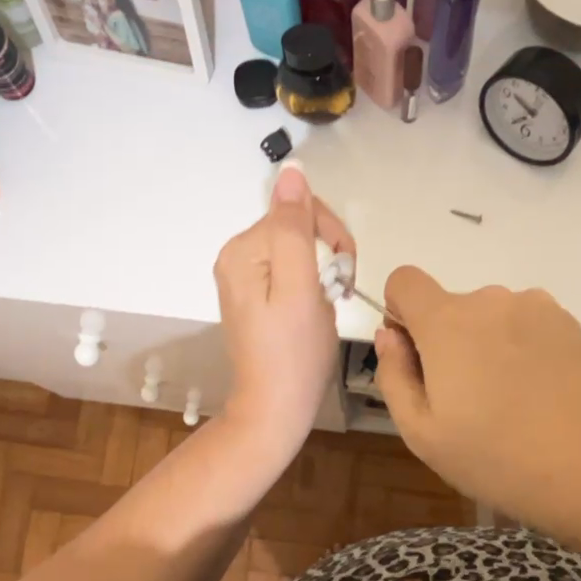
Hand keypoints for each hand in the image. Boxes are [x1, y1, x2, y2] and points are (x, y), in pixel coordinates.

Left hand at [214, 162, 352, 450]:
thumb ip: (294, 228)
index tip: (344, 275)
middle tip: (339, 292)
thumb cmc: (293, 353)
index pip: (298, 210)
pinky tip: (317, 311)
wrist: (275, 409)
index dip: (332, 235)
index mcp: (242, 249)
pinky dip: (312, 287)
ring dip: (323, 272)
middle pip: (296, 227)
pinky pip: (291, 274)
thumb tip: (291, 171)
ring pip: (299, 251)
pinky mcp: (255, 299)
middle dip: (328, 253)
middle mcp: (236, 257)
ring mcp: (244, 280)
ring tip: (329, 305)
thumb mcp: (300, 286)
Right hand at [372, 266, 580, 541]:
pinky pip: (527, 329)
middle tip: (465, 405)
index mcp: (448, 323)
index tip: (415, 360)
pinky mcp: (573, 326)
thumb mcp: (424, 435)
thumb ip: (395, 377)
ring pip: (491, 320)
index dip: (399, 314)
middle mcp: (493, 301)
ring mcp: (539, 310)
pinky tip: (540, 400)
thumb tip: (390, 337)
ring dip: (486, 349)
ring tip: (509, 407)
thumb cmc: (499, 461)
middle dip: (446, 344)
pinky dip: (521, 353)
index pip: (404, 281)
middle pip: (450, 308)